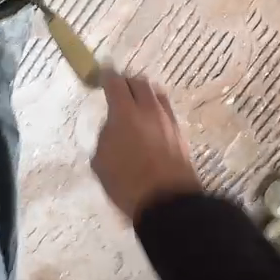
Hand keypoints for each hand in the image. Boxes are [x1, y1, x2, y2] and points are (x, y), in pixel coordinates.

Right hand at [91, 72, 201, 221]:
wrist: (169, 204)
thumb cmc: (127, 184)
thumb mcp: (101, 161)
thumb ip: (105, 136)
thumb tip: (112, 126)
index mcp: (124, 113)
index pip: (114, 82)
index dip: (105, 76)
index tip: (100, 76)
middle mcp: (148, 110)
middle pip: (139, 82)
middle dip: (126, 82)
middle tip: (118, 90)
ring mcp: (167, 120)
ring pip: (156, 93)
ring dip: (144, 93)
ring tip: (136, 103)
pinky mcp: (180, 133)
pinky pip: (166, 110)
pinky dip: (156, 108)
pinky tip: (150, 121)